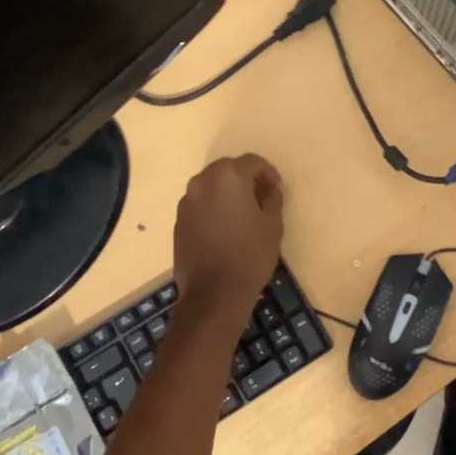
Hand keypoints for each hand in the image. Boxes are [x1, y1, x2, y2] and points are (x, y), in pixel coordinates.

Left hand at [172, 154, 284, 321]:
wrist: (213, 293)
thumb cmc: (250, 255)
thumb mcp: (273, 225)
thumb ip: (273, 199)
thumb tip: (270, 190)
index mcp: (228, 177)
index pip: (252, 161)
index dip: (268, 172)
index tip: (277, 187)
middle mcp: (203, 182)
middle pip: (227, 168)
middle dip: (245, 177)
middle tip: (261, 195)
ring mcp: (187, 201)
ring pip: (211, 185)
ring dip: (227, 191)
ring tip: (243, 211)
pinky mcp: (178, 220)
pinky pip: (200, 203)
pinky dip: (213, 206)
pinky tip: (225, 226)